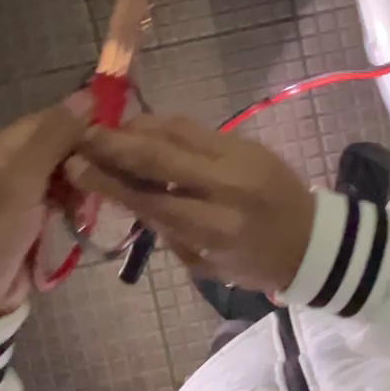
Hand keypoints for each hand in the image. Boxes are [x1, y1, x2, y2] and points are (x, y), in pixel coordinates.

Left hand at [0, 93, 91, 325]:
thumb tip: (90, 93)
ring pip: (68, 175)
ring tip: (89, 210)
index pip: (55, 119)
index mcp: (2, 144)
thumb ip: (55, 137)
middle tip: (104, 184)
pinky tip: (82, 221)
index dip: (86, 126)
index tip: (120, 142)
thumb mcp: (22, 181)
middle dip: (86, 162)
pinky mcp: (33, 218)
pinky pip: (64, 201)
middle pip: (64, 146)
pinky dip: (76, 208)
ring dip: (84, 189)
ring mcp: (22, 192)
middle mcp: (12, 162)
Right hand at [64, 114, 314, 292]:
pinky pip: (195, 128)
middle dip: (114, 144)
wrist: (316, 240)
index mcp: (217, 228)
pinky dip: (162, 126)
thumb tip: (128, 197)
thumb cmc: (258, 264)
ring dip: (136, 127)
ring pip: (176, 130)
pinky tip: (141, 129)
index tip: (74, 168)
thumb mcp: (211, 264)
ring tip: (107, 130)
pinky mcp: (245, 141)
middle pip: (159, 156)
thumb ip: (170, 232)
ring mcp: (239, 156)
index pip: (151, 201)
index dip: (108, 183)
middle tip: (79, 136)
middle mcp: (226, 186)